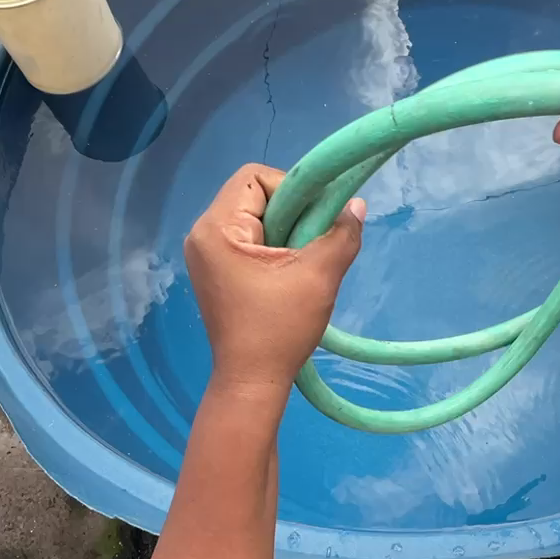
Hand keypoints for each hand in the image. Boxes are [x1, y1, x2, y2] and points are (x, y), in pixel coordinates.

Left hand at [186, 165, 364, 400]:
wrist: (252, 382)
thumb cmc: (279, 329)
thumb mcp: (318, 277)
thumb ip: (341, 235)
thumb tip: (356, 204)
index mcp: (216, 229)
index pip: (255, 177)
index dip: (292, 189)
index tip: (314, 222)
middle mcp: (203, 235)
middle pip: (254, 196)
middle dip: (291, 214)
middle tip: (311, 246)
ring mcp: (207, 256)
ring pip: (255, 220)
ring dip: (286, 234)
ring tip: (301, 265)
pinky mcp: (217, 273)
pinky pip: (250, 242)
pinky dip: (275, 250)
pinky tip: (289, 276)